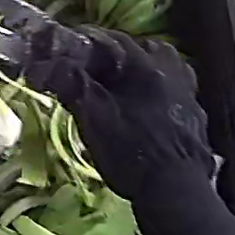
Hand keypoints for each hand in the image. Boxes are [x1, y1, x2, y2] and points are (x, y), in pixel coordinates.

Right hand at [26, 28, 234, 234]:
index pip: (112, 39)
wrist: (176, 194)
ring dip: (136, 77)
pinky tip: (138, 114)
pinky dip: (151, 98)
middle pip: (140, 51)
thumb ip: (68, 83)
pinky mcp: (194, 120)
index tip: (64, 49)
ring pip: (158, 73)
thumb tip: (39, 66)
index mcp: (148, 64)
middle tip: (92, 69)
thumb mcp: (92, 114)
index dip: (83, 42)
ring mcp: (190, 96)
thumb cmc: (131, 148)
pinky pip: (169, 96)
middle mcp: (174, 72)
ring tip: (115, 90)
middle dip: (115, 57)